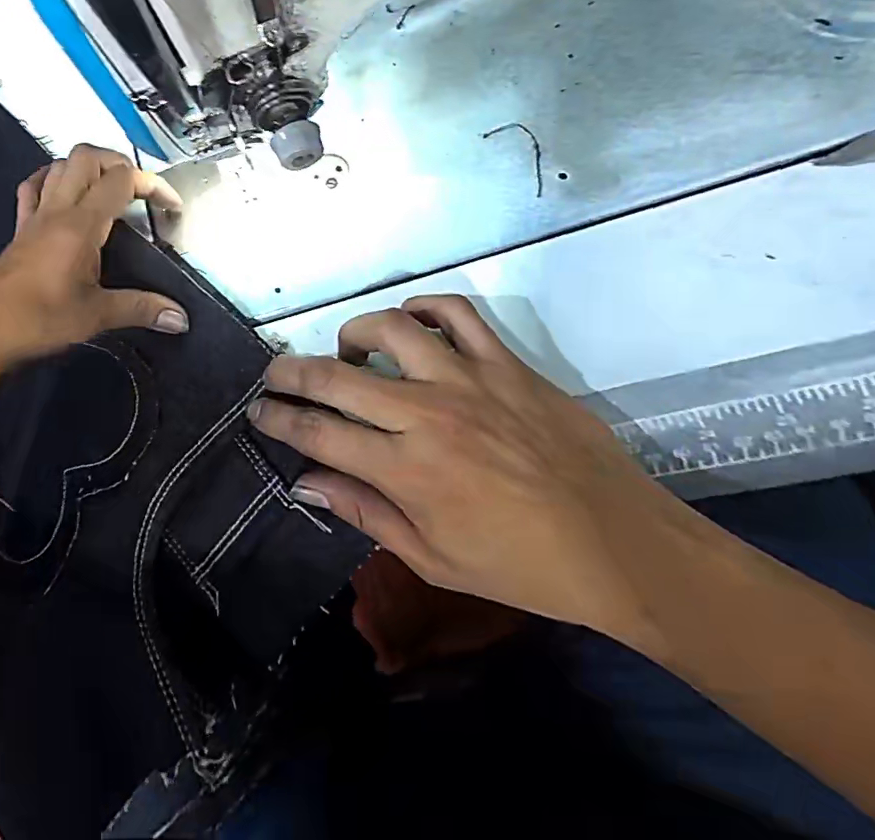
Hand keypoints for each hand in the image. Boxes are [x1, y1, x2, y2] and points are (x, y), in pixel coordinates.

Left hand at [0, 145, 187, 377]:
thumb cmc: (39, 321)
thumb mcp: (96, 316)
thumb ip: (141, 309)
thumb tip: (181, 319)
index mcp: (80, 225)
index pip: (120, 180)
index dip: (152, 185)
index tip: (171, 208)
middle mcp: (57, 210)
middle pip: (87, 157)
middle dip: (119, 163)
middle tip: (139, 193)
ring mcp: (34, 216)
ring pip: (59, 165)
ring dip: (88, 168)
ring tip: (109, 193)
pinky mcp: (19, 228)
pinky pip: (34, 187)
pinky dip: (53, 180)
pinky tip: (65, 197)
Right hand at [248, 295, 691, 642]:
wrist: (617, 545)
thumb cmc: (519, 565)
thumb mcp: (432, 559)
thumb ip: (364, 512)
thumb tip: (305, 483)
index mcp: (406, 470)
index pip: (318, 432)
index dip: (278, 419)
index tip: (257, 411)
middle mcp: (428, 414)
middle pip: (335, 376)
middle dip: (289, 372)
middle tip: (274, 374)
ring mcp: (469, 380)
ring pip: (391, 329)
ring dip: (354, 334)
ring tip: (348, 352)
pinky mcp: (507, 364)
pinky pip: (457, 314)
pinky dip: (425, 309)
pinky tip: (412, 325)